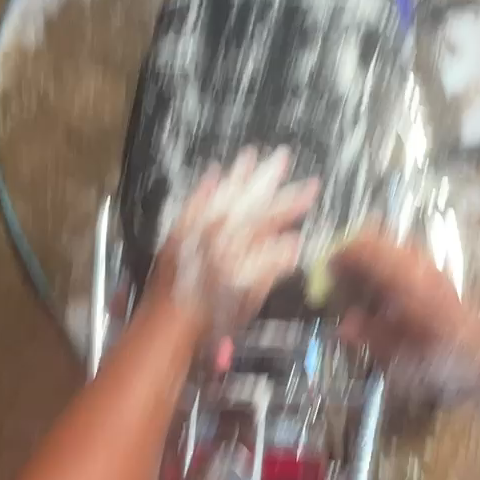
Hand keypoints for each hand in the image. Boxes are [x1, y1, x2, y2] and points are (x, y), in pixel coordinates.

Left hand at [151, 147, 318, 335]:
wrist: (167, 324)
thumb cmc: (214, 317)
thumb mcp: (249, 298)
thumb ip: (271, 268)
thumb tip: (293, 244)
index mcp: (243, 247)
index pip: (274, 217)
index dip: (294, 202)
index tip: (312, 187)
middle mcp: (221, 232)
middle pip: (249, 199)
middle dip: (268, 177)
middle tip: (283, 155)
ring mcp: (197, 229)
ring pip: (222, 195)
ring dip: (238, 175)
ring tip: (251, 155)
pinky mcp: (178, 233)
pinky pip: (193, 204)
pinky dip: (204, 189)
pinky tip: (213, 174)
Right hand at [330, 234, 479, 362]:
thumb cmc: (435, 355)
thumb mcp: (392, 352)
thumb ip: (365, 334)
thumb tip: (344, 326)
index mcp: (397, 278)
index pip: (360, 249)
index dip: (340, 257)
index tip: (327, 271)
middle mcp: (413, 264)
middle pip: (377, 238)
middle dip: (356, 250)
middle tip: (342, 271)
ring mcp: (430, 267)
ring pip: (395, 245)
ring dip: (375, 255)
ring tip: (363, 280)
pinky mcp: (442, 276)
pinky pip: (410, 257)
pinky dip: (393, 264)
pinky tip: (390, 290)